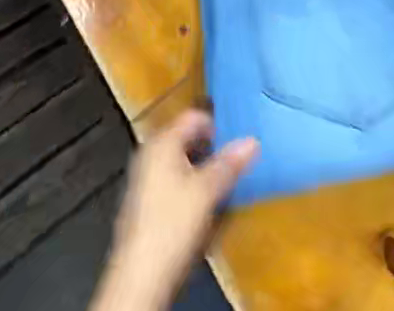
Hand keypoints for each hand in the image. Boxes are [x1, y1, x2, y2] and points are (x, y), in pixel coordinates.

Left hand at [91, 109, 258, 310]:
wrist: (140, 277)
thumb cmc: (172, 224)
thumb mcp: (207, 191)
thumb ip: (229, 163)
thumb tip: (252, 140)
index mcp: (162, 142)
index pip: (194, 117)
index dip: (217, 124)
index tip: (238, 138)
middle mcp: (150, 153)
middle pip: (187, 138)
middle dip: (213, 148)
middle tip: (236, 161)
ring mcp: (146, 178)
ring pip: (182, 161)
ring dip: (204, 169)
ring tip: (225, 183)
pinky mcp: (147, 201)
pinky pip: (175, 180)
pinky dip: (192, 185)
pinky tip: (205, 205)